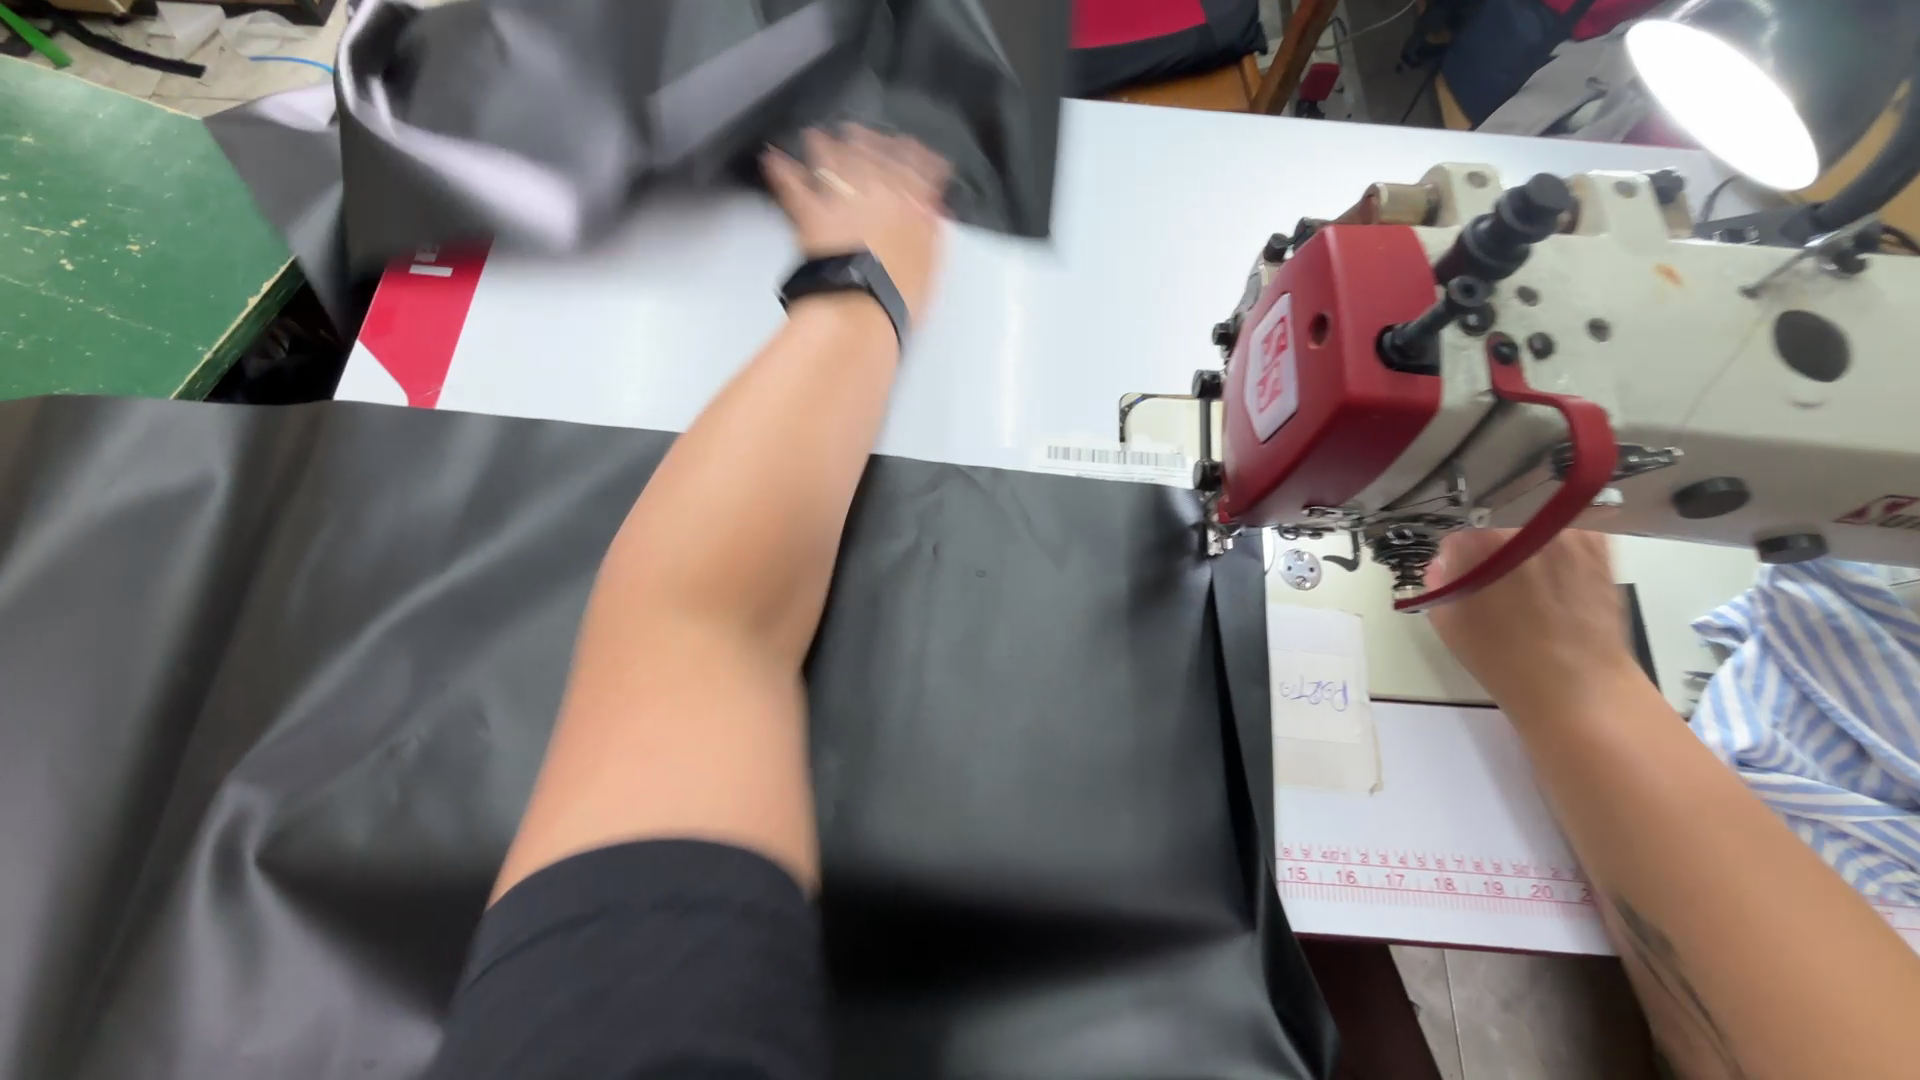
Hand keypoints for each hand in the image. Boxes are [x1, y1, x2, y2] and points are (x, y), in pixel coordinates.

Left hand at [763, 127, 950, 321]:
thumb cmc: (898, 295)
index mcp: (911, 206)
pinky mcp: (812, 215)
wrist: (864, 309)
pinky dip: (781, 171)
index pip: (916, 168)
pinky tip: (773, 159)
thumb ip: (929, 231)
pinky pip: (793, 186)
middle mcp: (878, 194)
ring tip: (815, 135)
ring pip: (833, 161)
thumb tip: (933, 213)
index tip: (906, 145)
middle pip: (871, 156)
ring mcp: (843, 201)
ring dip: (824, 145)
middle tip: (856, 130)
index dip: (911, 153)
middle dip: (864, 140)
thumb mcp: (928, 263)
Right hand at [1426, 530, 1642, 716]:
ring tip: (1536, 588)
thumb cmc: (1502, 659)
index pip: (1458, 541)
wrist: (1576, 685)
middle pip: (1497, 531)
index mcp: (1475, 545)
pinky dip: (1566, 550)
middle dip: (1494, 555)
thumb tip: (1446, 567)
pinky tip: (1563, 579)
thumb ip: (1440, 585)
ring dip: (1530, 551)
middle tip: (1500, 589)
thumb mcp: (1448, 624)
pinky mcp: (1598, 548)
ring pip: (1535, 532)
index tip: (1466, 583)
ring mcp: (1563, 536)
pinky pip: (1574, 535)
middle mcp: (1519, 530)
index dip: (1458, 563)